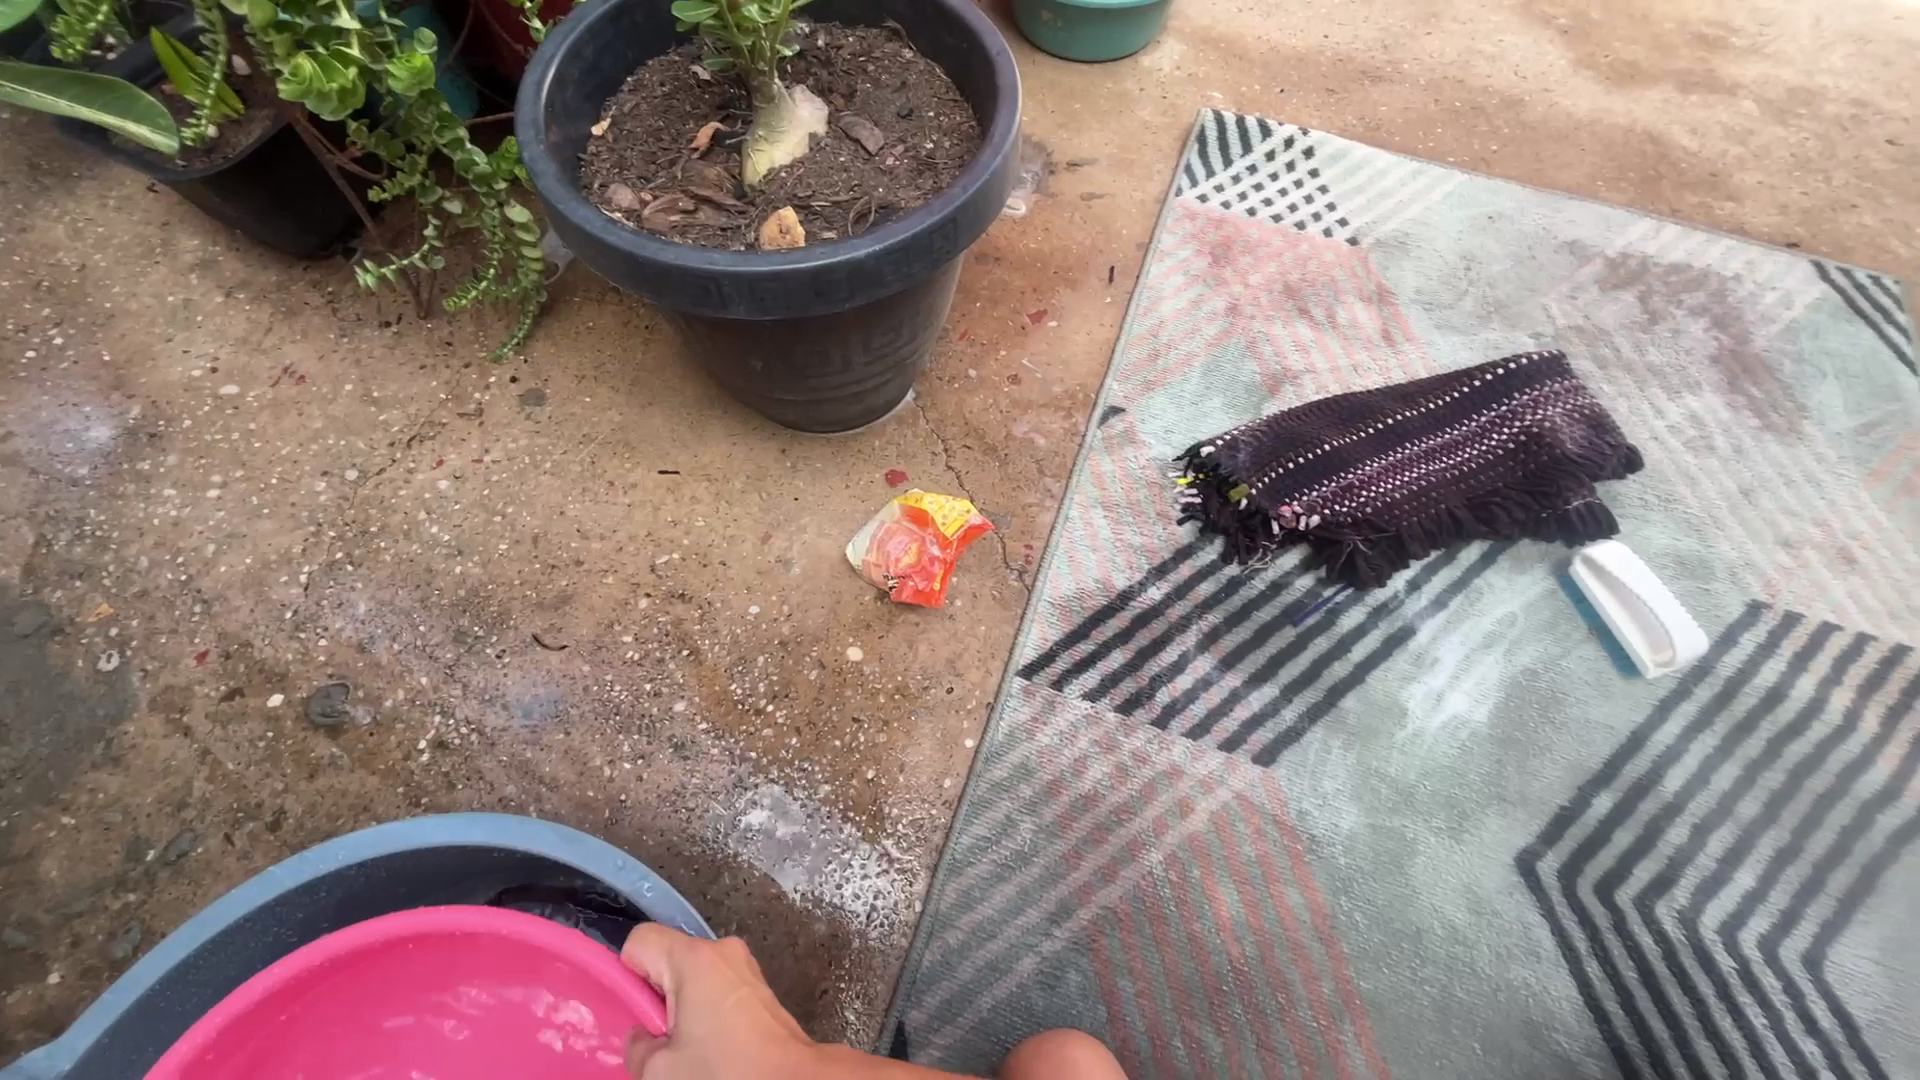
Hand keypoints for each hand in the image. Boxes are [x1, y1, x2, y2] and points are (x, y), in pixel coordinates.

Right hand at [620, 923, 821, 1078]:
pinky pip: (714, 987)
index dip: (626, 974)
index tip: (632, 1015)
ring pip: (691, 975)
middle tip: (656, 1040)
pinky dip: (702, 1010)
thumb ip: (637, 1048)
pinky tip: (708, 1048)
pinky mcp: (756, 986)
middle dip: (653, 996)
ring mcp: (743, 966)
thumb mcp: (660, 1073)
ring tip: (685, 1050)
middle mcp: (721, 950)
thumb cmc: (724, 1074)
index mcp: (695, 959)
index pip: (641, 940)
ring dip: (678, 1007)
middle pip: (667, 957)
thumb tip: (642, 1036)